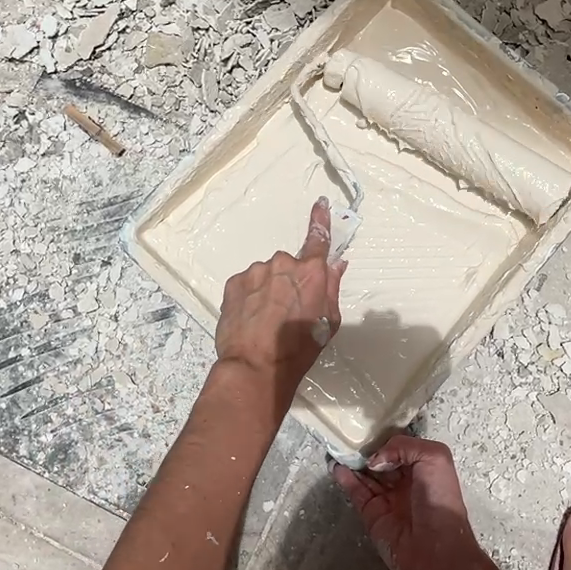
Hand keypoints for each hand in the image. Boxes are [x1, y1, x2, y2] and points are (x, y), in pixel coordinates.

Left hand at [214, 197, 347, 416]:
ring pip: (266, 275)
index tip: (321, 203)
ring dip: (268, 289)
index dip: (320, 219)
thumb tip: (337, 263)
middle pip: (290, 265)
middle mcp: (282, 263)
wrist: (256, 366)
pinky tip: (251, 317)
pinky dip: (250, 296)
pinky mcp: (233, 283)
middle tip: (289, 310)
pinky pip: (247, 284)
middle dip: (290, 281)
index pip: (318, 237)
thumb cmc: (300, 348)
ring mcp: (255, 272)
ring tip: (266, 319)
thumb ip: (332, 287)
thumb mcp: (329, 322)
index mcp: (310, 271)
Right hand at [332, 434, 477, 569]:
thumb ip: (402, 447)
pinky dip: (345, 479)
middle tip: (349, 437)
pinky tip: (336, 466)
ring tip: (338, 448)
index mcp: (424, 468)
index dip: (387, 440)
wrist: (435, 549)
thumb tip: (375, 460)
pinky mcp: (372, 515)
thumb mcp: (434, 457)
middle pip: (382, 462)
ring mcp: (388, 499)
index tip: (370, 430)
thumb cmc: (439, 499)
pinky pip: (357, 492)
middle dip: (367, 451)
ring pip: (367, 476)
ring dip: (352, 462)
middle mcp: (405, 482)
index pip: (401, 449)